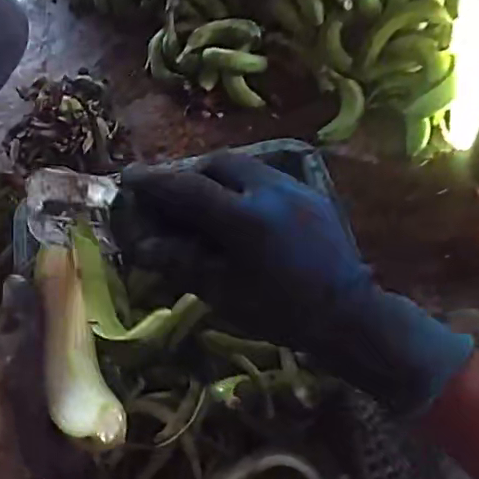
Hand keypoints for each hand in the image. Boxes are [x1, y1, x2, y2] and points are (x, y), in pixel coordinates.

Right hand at [115, 152, 473, 414]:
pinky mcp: (311, 194)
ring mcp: (295, 188)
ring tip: (202, 198)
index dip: (154, 182)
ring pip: (245, 164)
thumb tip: (141, 248)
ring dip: (216, 175)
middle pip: (217, 163)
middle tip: (169, 192)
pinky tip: (237, 208)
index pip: (188, 189)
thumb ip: (181, 262)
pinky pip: (266, 175)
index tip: (128, 177)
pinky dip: (241, 183)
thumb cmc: (280, 312)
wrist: (350, 315)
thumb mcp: (223, 292)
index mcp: (245, 219)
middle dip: (188, 173)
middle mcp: (270, 192)